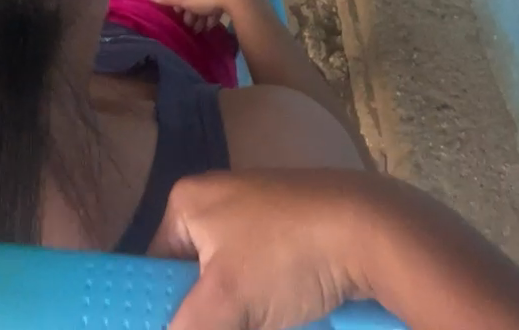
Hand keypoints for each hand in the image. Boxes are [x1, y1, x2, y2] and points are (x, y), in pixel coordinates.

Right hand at [150, 171, 370, 329]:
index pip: (152, 269)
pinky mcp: (288, 232)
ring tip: (258, 325)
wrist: (366, 227)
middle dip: (204, 319)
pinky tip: (280, 320)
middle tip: (225, 328)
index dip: (161, 311)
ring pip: (229, 288)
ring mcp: (256, 216)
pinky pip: (260, 281)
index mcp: (188, 202)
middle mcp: (217, 201)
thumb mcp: (224, 301)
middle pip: (192, 281)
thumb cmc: (284, 254)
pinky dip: (263, 310)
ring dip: (237, 319)